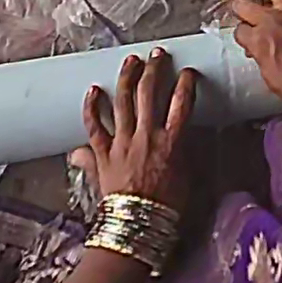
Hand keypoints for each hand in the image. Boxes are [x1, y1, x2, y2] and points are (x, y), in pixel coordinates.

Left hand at [70, 49, 197, 211]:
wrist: (136, 228)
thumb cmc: (167, 206)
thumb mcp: (184, 177)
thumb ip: (182, 153)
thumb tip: (182, 139)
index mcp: (171, 141)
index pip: (182, 103)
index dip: (186, 83)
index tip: (188, 72)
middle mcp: (146, 135)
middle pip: (150, 93)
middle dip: (155, 69)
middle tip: (158, 54)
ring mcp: (122, 142)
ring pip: (123, 102)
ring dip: (127, 78)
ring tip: (131, 60)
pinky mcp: (103, 153)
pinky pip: (94, 126)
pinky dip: (92, 108)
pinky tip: (93, 90)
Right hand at [227, 0, 281, 103]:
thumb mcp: (267, 74)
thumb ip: (260, 54)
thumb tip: (258, 48)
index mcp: (258, 38)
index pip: (240, 30)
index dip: (244, 35)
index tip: (248, 39)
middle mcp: (273, 19)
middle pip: (245, 4)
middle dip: (242, 9)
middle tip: (247, 13)